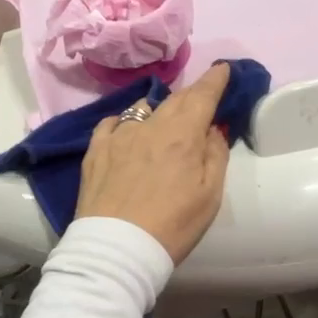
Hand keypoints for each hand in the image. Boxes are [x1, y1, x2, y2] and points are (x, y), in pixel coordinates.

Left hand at [76, 63, 233, 263]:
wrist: (115, 249)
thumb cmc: (172, 226)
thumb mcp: (209, 196)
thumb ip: (215, 155)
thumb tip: (213, 128)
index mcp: (182, 134)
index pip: (202, 95)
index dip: (214, 79)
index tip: (222, 69)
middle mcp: (149, 126)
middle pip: (174, 99)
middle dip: (191, 94)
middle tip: (201, 98)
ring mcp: (118, 135)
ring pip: (142, 108)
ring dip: (158, 108)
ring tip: (164, 119)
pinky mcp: (95, 150)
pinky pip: (112, 123)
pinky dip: (125, 122)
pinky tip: (126, 130)